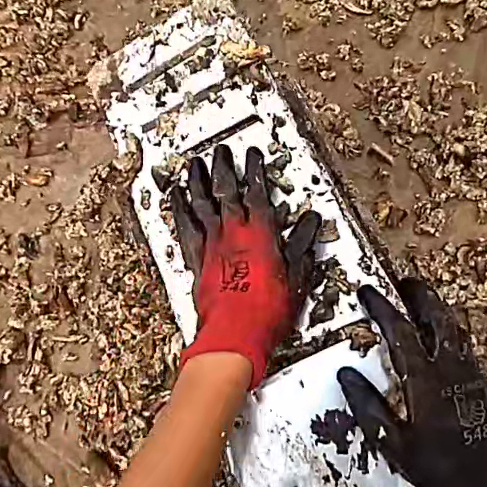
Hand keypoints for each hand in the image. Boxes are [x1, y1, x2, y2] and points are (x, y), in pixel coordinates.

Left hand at [168, 144, 320, 385]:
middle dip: (223, 167)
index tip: (252, 155)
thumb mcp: (297, 278)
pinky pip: (185, 226)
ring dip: (197, 181)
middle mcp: (233, 232)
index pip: (257, 192)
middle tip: (220, 152)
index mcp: (260, 233)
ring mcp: (212, 243)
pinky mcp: (197, 258)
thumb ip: (302, 247)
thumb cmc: (267, 311)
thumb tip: (310, 224)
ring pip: (201, 203)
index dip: (255, 170)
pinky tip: (176, 196)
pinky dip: (179, 208)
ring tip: (193, 165)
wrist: (234, 334)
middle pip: (225, 190)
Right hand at [336, 280, 486, 486]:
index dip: (382, 308)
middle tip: (405, 281)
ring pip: (456, 333)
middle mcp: (453, 371)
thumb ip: (370, 407)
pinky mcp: (486, 390)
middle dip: (420, 296)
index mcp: (426, 381)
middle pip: (438, 320)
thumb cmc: (442, 474)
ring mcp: (474, 378)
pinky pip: (465, 350)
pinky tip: (443, 343)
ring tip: (423, 302)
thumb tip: (346, 375)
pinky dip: (449, 335)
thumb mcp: (396, 446)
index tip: (367, 290)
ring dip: (437, 312)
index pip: (400, 333)